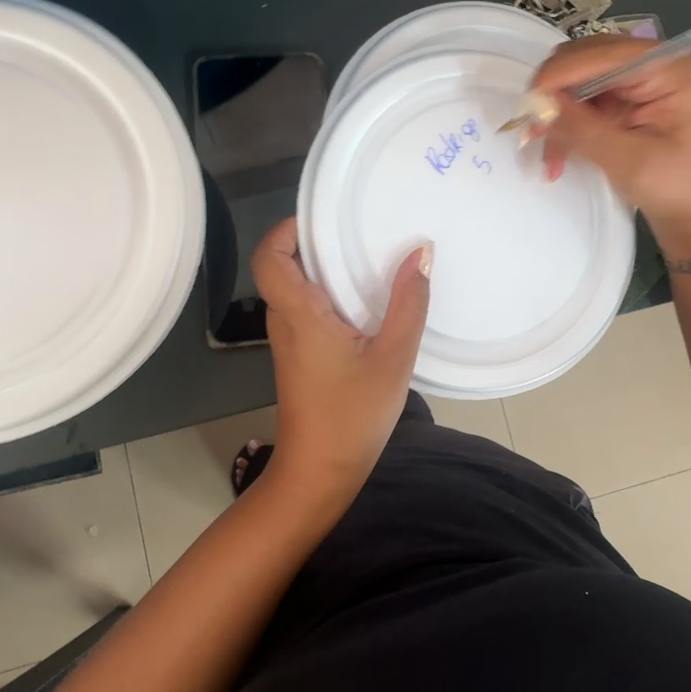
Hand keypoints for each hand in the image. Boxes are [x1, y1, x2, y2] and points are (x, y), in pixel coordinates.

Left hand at [251, 218, 431, 502]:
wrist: (320, 473)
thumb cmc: (352, 415)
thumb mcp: (393, 357)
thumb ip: (409, 303)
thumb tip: (421, 251)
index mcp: (299, 313)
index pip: (269, 256)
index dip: (286, 229)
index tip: (324, 218)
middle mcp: (286, 320)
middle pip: (284, 265)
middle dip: (318, 243)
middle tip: (361, 230)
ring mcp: (289, 340)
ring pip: (297, 288)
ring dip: (327, 270)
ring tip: (371, 258)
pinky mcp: (300, 355)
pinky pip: (309, 309)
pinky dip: (332, 295)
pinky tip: (369, 301)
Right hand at [532, 35, 690, 240]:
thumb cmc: (675, 189)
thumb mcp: (628, 160)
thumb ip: (583, 128)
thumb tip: (539, 104)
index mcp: (671, 69)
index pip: (607, 54)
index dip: (564, 71)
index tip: (530, 98)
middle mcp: (654, 67)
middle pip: (588, 61)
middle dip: (556, 94)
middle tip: (532, 128)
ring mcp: (637, 85)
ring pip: (578, 84)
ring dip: (556, 116)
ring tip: (544, 153)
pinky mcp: (624, 104)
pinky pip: (581, 105)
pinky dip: (565, 128)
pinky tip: (556, 158)